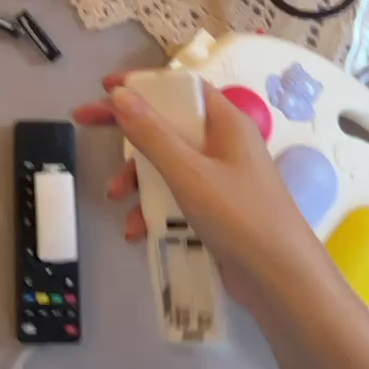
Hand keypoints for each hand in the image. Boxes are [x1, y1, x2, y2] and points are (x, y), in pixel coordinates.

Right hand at [73, 73, 329, 309]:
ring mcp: (219, 178)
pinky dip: (153, 208)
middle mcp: (223, 144)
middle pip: (166, 125)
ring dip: (137, 179)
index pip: (179, 88)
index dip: (141, 84)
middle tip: (85, 125)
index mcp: (225, 123)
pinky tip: (138, 230)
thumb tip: (119, 93)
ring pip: (165, 164)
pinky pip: (174, 196)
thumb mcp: (188, 172)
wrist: (283, 284)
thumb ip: (151, 132)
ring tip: (117, 199)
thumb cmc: (240, 217)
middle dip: (127, 134)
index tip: (104, 86)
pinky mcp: (215, 209)